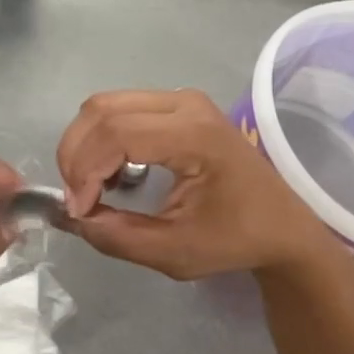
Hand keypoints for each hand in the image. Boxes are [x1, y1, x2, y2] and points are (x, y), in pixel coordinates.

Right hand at [57, 89, 339, 280]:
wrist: (282, 226)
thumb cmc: (236, 240)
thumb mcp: (175, 253)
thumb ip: (118, 237)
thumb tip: (72, 219)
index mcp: (195, 135)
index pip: (117, 135)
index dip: (84, 170)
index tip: (78, 211)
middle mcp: (185, 104)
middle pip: (103, 110)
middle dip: (76, 154)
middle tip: (76, 199)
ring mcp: (180, 99)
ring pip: (105, 105)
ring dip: (85, 144)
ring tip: (88, 187)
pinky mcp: (174, 104)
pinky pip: (119, 109)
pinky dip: (100, 138)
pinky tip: (108, 172)